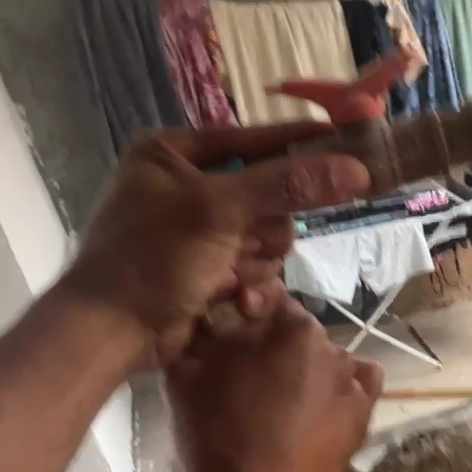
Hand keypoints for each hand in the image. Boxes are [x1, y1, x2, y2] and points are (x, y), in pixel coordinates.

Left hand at [60, 123, 367, 368]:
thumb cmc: (153, 257)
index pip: (254, 139)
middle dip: (263, 226)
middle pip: (272, 195)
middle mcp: (190, 187)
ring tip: (226, 275)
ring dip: (256, 260)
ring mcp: (203, 232)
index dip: (300, 144)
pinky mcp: (212, 269)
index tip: (348, 143)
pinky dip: (249, 281)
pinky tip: (229, 295)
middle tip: (244, 242)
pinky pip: (258, 265)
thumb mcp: (219, 210)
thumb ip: (288, 186)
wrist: (114, 332)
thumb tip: (357, 168)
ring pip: (271, 235)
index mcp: (174, 154)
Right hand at [166, 297, 383, 471]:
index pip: (270, 303)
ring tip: (282, 406)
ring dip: (307, 372)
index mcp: (292, 328)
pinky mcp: (365, 413)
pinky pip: (358, 384)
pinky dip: (342, 389)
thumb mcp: (188, 375)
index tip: (231, 345)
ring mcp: (353, 380)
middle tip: (251, 381)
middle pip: (298, 335)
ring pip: (325, 361)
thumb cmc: (219, 437)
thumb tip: (212, 314)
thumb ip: (203, 332)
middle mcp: (331, 345)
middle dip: (277, 350)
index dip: (248, 319)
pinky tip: (320, 409)